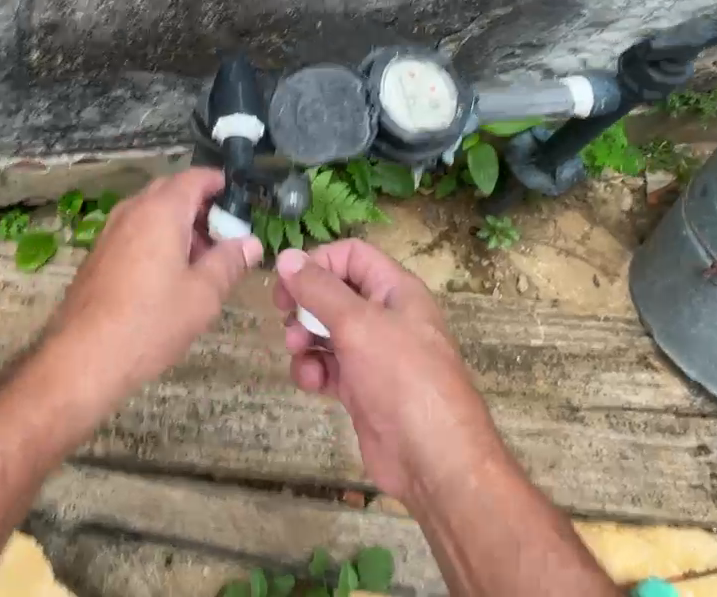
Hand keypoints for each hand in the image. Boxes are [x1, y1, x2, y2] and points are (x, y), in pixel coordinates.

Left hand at [44, 168, 262, 401]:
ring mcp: (111, 231)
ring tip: (201, 261)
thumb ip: (229, 262)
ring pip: (151, 212)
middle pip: (171, 192)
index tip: (239, 199)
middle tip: (224, 236)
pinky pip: (135, 231)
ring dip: (178, 225)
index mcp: (161, 211)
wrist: (84, 356)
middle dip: (200, 207)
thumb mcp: (203, 295)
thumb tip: (250, 242)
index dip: (219, 183)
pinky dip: (156, 238)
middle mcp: (132, 211)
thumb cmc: (150, 322)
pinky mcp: (99, 254)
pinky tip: (168, 276)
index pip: (194, 178)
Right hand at [274, 240, 487, 505]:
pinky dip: (314, 370)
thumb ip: (318, 288)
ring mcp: (374, 355)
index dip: (319, 261)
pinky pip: (328, 366)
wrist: (433, 460)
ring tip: (298, 352)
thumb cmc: (402, 378)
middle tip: (283, 315)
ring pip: (326, 331)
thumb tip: (286, 257)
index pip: (351, 255)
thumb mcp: (357, 323)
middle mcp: (386, 317)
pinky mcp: (362, 388)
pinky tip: (312, 383)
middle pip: (334, 292)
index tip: (289, 280)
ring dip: (304, 338)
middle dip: (305, 303)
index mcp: (396, 291)